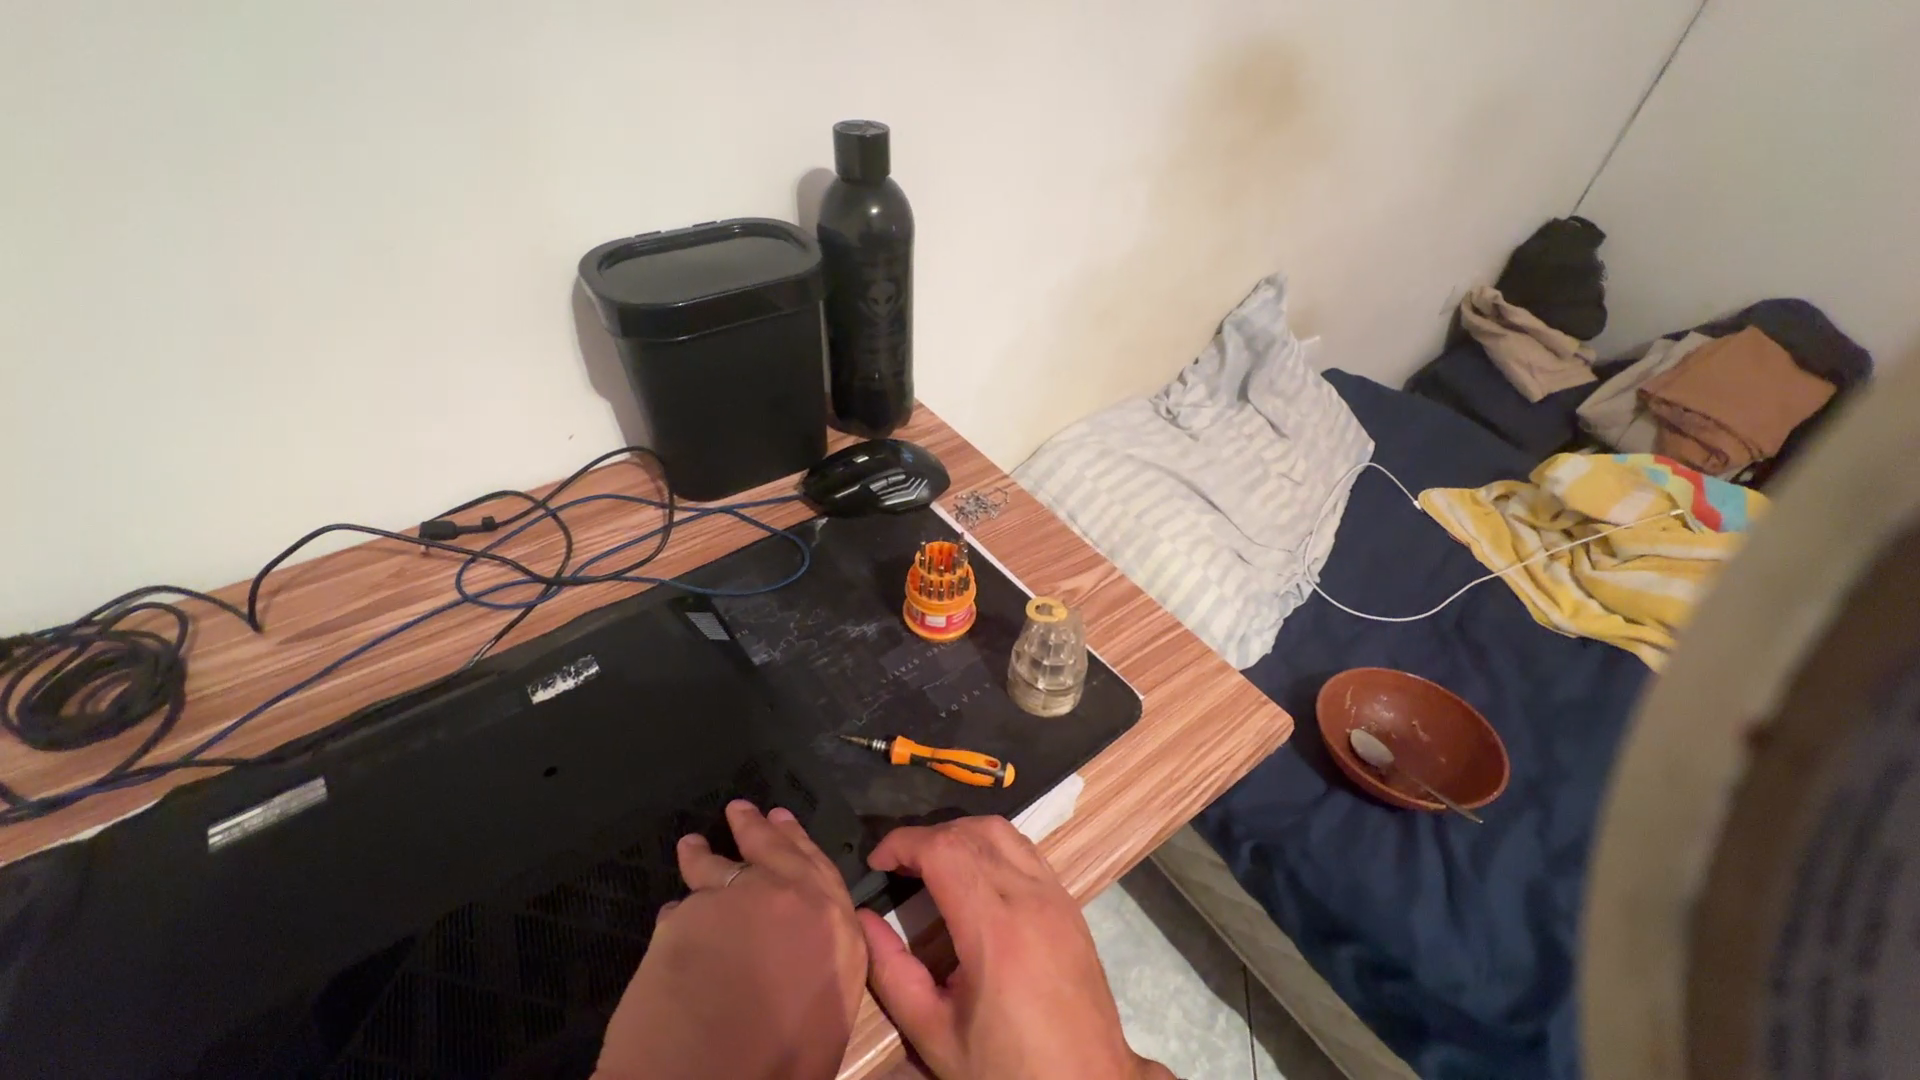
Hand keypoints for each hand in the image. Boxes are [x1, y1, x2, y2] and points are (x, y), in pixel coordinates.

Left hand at [595, 800, 866, 1079]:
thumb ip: (820, 959)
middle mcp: (790, 898)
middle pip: (772, 850)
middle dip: (757, 827)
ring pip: (717, 867)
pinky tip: (672, 916)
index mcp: (834, 925)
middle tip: (741, 809)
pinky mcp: (685, 918)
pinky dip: (680, 911)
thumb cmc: (787, 1062)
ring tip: (692, 845)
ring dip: (704, 854)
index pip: (819, 868)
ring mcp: (735, 902)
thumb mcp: (830, 1010)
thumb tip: (806, 951)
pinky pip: (682, 908)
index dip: (798, 842)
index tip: (784, 819)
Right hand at [857, 817, 1172, 1079]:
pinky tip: (974, 877)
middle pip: (971, 832)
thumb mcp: (934, 1033)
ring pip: (1003, 831)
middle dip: (927, 837)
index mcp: (996, 928)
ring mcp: (1056, 895)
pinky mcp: (1069, 903)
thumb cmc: (1006, 1067)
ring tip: (933, 865)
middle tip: (899, 866)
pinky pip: (1026, 850)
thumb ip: (892, 972)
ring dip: (961, 835)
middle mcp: (1030, 897)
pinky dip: (992, 846)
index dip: (904, 843)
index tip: (877, 861)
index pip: (944, 850)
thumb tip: (863, 919)